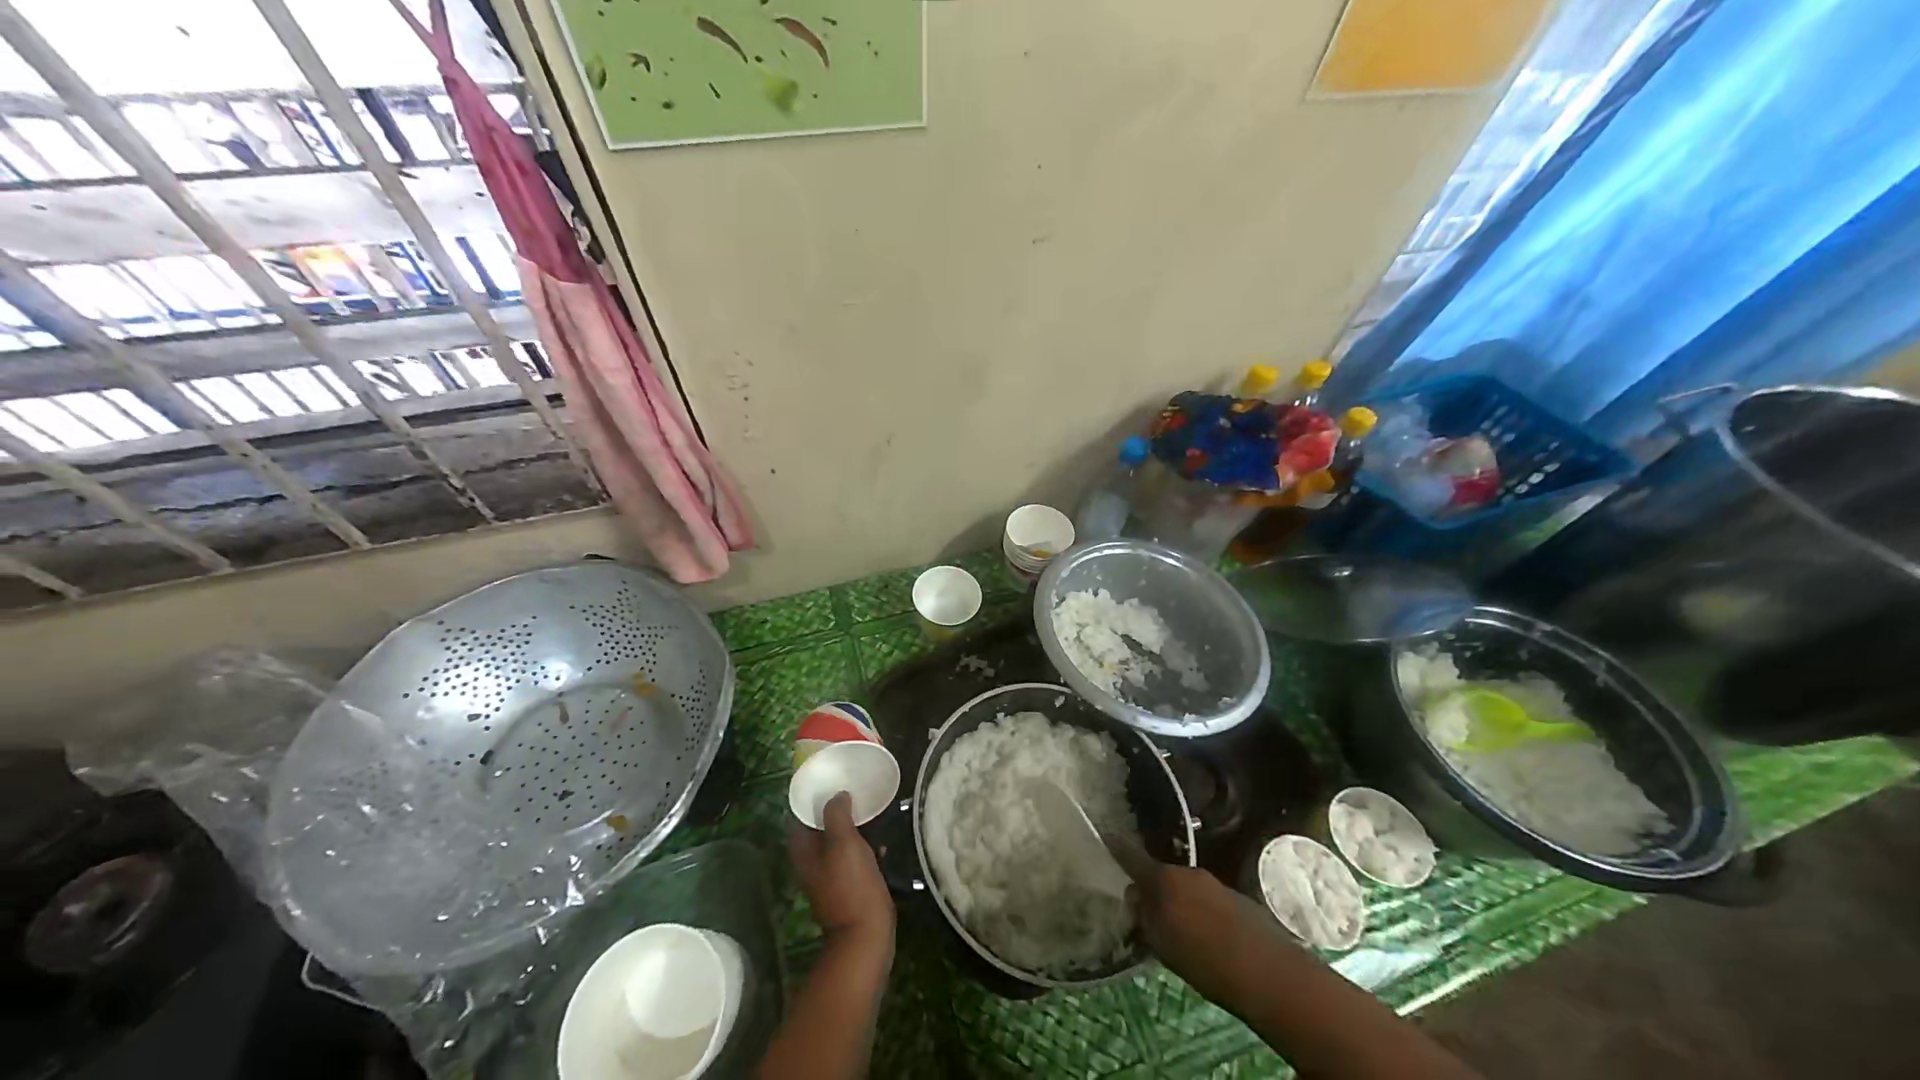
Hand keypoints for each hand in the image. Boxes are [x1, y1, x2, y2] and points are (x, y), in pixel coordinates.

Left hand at [788, 791, 894, 944]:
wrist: (866, 933)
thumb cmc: (851, 885)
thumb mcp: (843, 843)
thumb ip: (836, 815)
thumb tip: (837, 794)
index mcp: (803, 849)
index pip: (800, 813)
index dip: (813, 795)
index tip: (832, 777)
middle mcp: (811, 860)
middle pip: (820, 825)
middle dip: (837, 808)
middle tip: (856, 789)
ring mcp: (829, 873)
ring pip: (839, 840)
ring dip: (853, 826)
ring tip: (872, 809)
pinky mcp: (848, 883)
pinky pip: (854, 856)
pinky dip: (865, 846)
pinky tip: (883, 842)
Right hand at [1106, 834, 1287, 1003]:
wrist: (1269, 973)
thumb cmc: (1204, 960)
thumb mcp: (1161, 944)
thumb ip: (1143, 917)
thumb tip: (1135, 898)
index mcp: (1164, 879)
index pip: (1132, 857)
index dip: (1117, 847)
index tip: (1105, 835)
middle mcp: (1189, 873)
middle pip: (1161, 876)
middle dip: (1152, 890)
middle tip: (1146, 916)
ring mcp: (1216, 884)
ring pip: (1185, 889)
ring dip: (1177, 904)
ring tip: (1177, 933)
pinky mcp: (1238, 900)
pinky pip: (1207, 901)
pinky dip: (1200, 913)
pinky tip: (1205, 940)